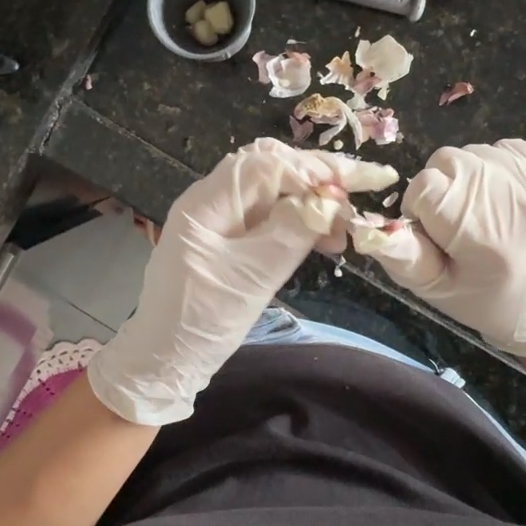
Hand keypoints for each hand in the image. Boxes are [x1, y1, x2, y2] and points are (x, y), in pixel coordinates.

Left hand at [88, 139, 396, 424]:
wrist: (163, 361)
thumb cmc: (200, 321)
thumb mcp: (251, 279)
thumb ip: (289, 233)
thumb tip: (328, 198)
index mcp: (206, 203)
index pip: (265, 164)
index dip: (310, 170)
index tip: (350, 190)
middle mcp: (211, 199)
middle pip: (269, 167)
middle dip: (317, 176)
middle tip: (362, 188)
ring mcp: (219, 218)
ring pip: (273, 189)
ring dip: (312, 200)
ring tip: (345, 226)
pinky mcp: (228, 238)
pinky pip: (268, 215)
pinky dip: (298, 221)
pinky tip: (325, 239)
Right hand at [364, 139, 525, 359]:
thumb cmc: (493, 303)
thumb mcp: (439, 291)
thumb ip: (402, 257)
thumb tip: (366, 228)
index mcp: (485, 233)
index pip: (426, 185)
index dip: (423, 207)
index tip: (440, 231)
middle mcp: (522, 200)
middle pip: (452, 160)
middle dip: (449, 186)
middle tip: (467, 221)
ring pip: (484, 151)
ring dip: (480, 176)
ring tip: (497, 212)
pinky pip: (518, 150)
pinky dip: (511, 171)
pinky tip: (522, 203)